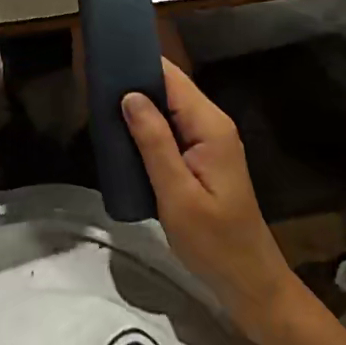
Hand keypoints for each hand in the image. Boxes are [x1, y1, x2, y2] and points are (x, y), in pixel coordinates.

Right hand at [124, 59, 295, 330]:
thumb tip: (129, 96)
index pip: (171, 77)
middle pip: (169, 88)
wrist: (248, 282)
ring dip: (139, 107)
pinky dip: (148, 127)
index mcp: (209, 125)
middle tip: (96, 89)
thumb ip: (154, 142)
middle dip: (135, 85)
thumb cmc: (214, 241)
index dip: (140, 65)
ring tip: (103, 108)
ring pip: (168, 107)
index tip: (107, 62)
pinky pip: (171, 127)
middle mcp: (211, 123)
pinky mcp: (202, 155)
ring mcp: (209, 139)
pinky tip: (125, 135)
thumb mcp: (177, 195)